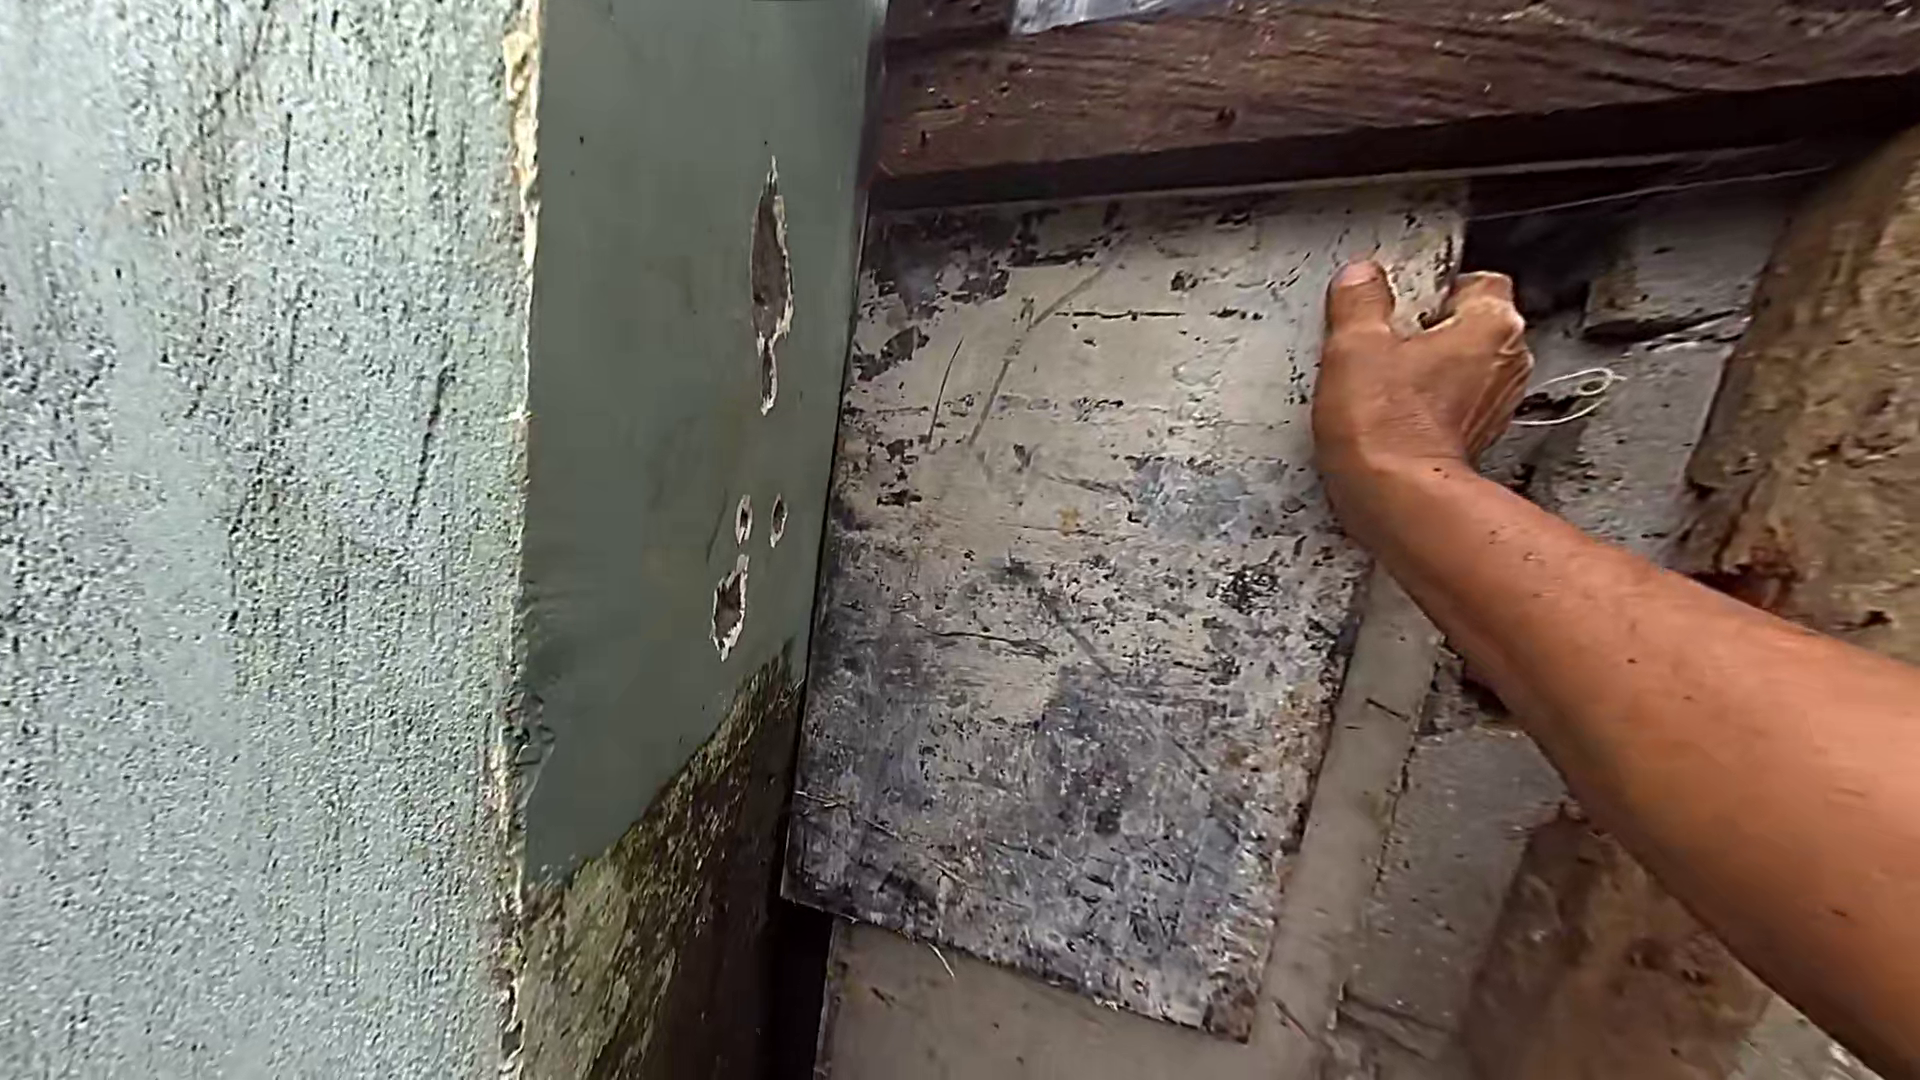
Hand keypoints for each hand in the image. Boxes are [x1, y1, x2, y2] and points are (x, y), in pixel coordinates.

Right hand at [1313, 260, 1532, 486]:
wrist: (1391, 493)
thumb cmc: (1384, 426)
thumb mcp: (1353, 346)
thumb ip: (1358, 302)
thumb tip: (1359, 278)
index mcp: (1490, 326)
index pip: (1476, 282)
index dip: (1430, 290)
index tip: (1392, 306)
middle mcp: (1505, 363)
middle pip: (1466, 327)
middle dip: (1423, 334)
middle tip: (1377, 350)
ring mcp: (1491, 405)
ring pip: (1458, 369)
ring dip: (1423, 373)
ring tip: (1376, 388)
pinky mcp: (1470, 438)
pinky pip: (1448, 407)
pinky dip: (1422, 408)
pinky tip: (1385, 418)